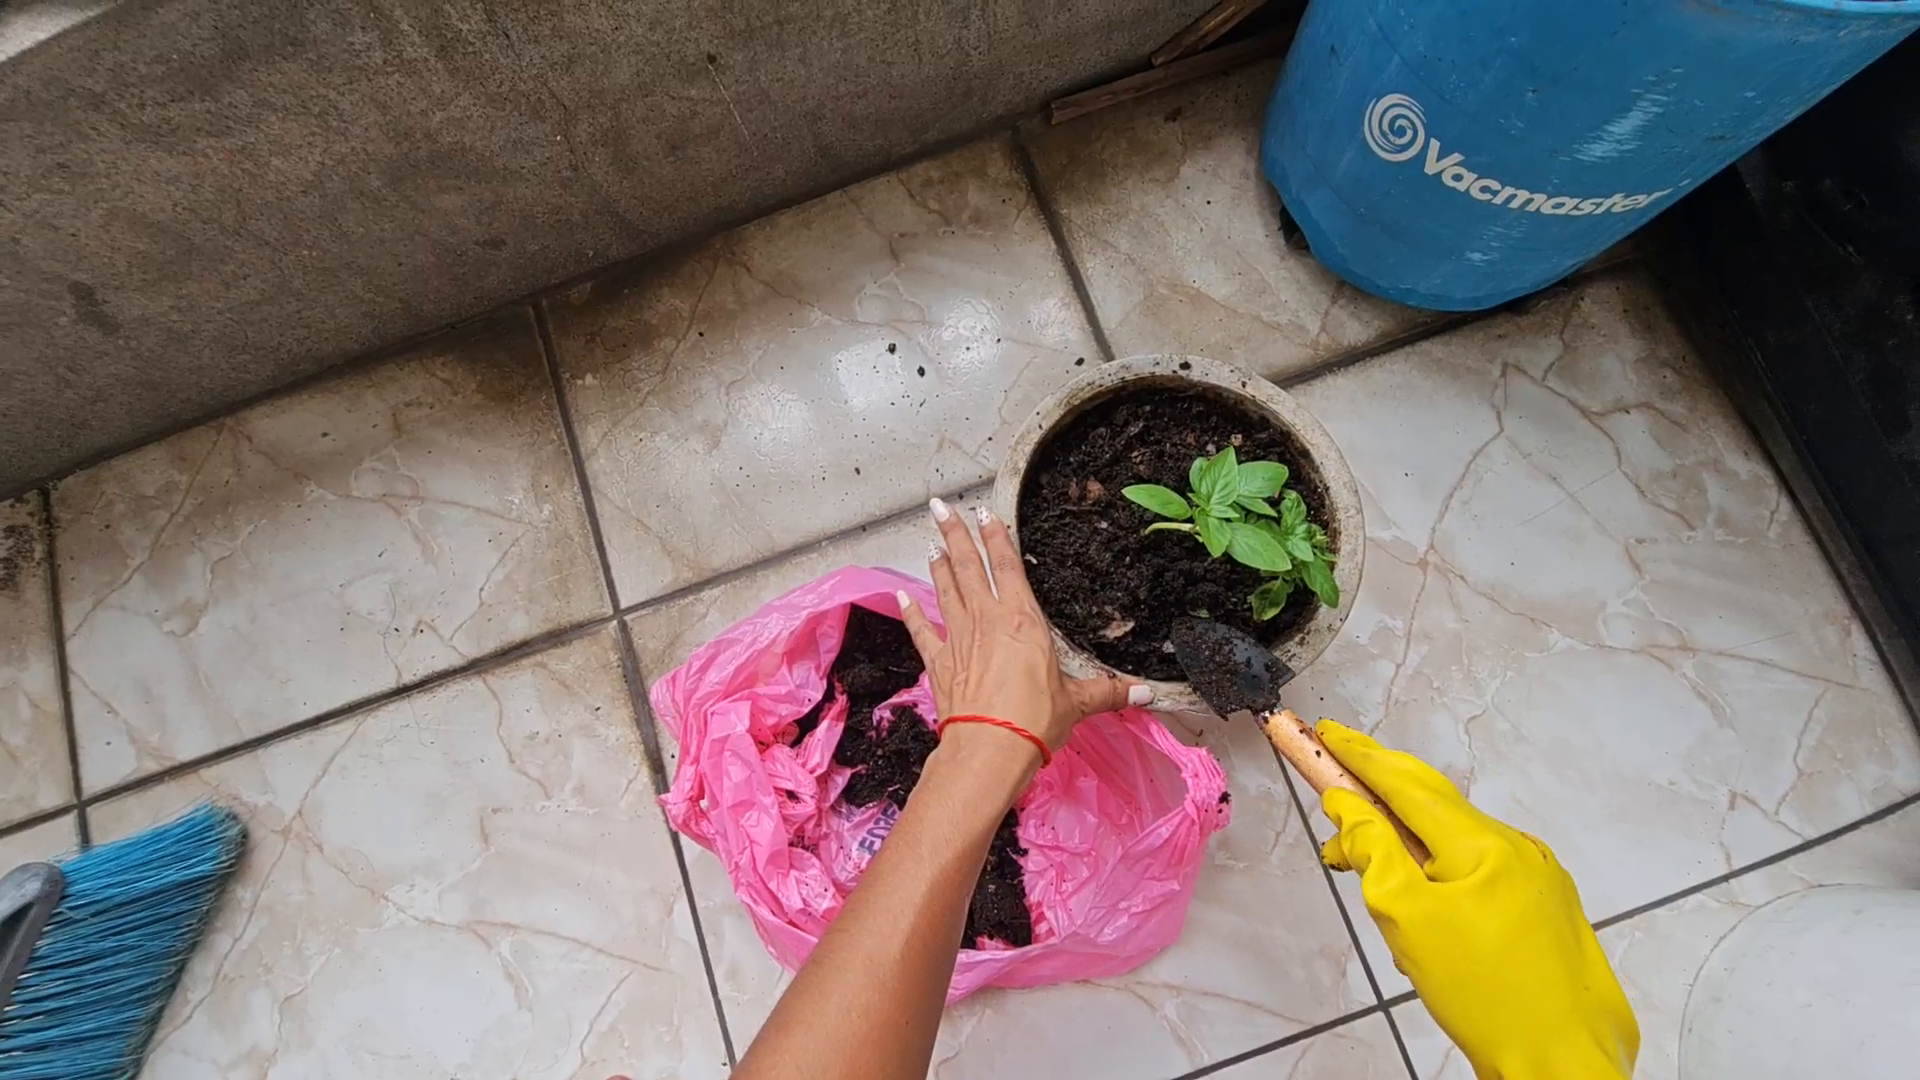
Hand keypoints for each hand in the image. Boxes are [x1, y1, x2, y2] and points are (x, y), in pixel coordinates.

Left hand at [898, 498, 1150, 754]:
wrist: (989, 749)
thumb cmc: (1034, 721)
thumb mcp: (1077, 702)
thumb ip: (1108, 691)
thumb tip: (1146, 692)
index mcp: (1022, 621)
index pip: (1007, 567)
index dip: (996, 538)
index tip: (985, 513)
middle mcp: (986, 621)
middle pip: (968, 568)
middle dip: (955, 535)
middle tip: (940, 508)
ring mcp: (958, 639)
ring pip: (945, 590)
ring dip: (938, 565)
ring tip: (932, 543)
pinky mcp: (939, 663)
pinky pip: (922, 631)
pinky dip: (911, 613)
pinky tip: (901, 597)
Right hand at [1316, 720, 1637, 1079]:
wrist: (1564, 1071)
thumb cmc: (1477, 991)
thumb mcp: (1403, 915)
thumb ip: (1369, 847)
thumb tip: (1344, 802)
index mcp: (1482, 843)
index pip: (1404, 783)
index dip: (1358, 755)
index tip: (1324, 731)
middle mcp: (1515, 846)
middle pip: (1431, 795)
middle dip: (1377, 778)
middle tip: (1330, 764)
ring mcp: (1536, 873)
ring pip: (1452, 829)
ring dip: (1401, 825)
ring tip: (1356, 845)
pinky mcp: (1545, 902)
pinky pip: (1475, 858)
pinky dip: (1433, 852)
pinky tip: (1412, 877)